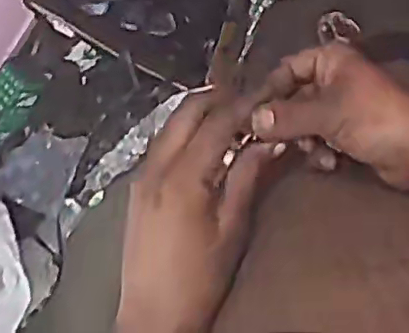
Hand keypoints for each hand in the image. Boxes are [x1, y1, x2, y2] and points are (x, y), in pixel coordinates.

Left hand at [117, 90, 281, 332]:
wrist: (151, 322)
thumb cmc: (199, 282)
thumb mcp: (232, 230)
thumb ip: (248, 177)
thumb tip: (270, 139)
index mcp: (183, 177)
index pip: (217, 121)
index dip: (243, 105)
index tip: (266, 98)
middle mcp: (157, 165)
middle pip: (188, 109)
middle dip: (220, 98)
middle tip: (249, 103)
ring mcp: (143, 173)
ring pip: (173, 120)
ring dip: (202, 111)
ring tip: (232, 118)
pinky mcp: (138, 184)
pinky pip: (164, 139)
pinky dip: (186, 129)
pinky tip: (206, 141)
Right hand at [249, 44, 408, 190]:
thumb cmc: (374, 118)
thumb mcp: (327, 114)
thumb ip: (287, 116)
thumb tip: (251, 120)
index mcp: (330, 59)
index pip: (287, 69)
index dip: (269, 91)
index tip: (249, 116)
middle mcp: (334, 78)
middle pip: (295, 97)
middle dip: (287, 121)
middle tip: (272, 143)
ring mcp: (342, 106)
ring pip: (306, 122)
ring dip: (305, 140)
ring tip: (313, 152)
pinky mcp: (350, 132)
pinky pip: (322, 139)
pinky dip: (322, 151)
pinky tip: (330, 162)